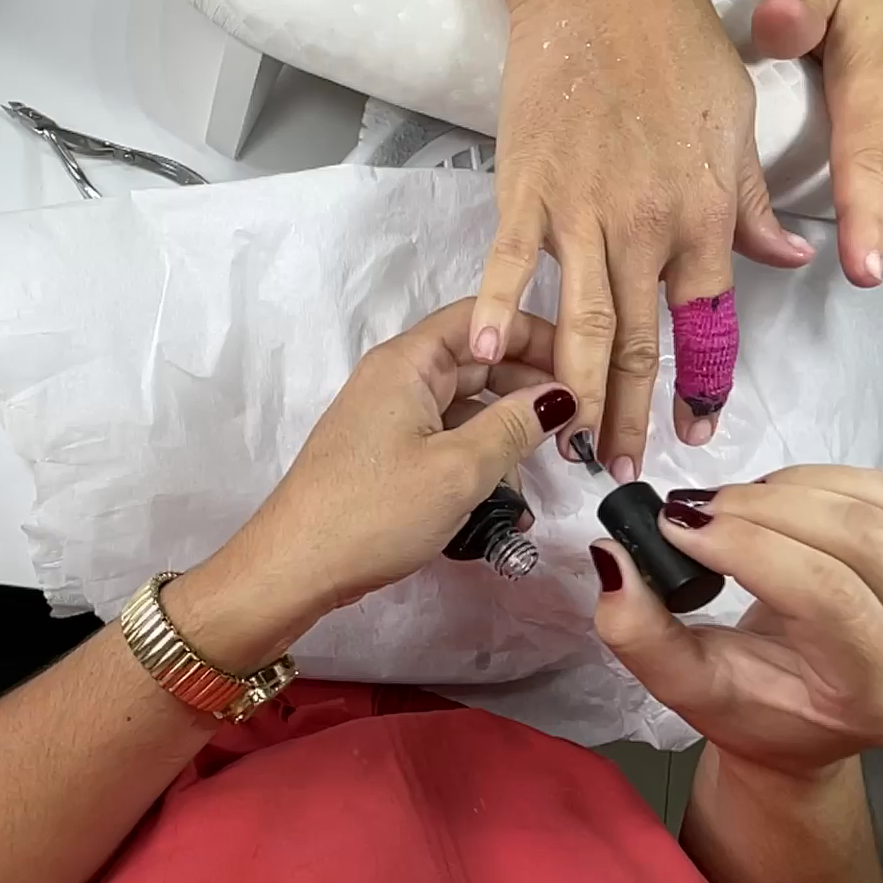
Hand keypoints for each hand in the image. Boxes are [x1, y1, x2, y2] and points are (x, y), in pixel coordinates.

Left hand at [169, 301, 573, 666]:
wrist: (298, 565)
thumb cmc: (375, 511)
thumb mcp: (458, 470)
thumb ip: (514, 426)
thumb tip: (561, 396)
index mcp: (408, 361)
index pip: (483, 317)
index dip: (537, 333)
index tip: (584, 365)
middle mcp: (398, 376)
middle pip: (479, 360)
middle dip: (531, 386)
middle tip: (580, 421)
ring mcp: (392, 415)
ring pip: (466, 403)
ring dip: (508, 428)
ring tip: (552, 460)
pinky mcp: (390, 451)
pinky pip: (446, 436)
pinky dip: (479, 455)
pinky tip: (508, 493)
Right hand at [471, 0, 814, 482]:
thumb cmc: (676, 52)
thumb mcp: (738, 124)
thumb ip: (755, 205)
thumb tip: (792, 262)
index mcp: (704, 215)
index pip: (705, 322)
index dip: (700, 385)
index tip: (695, 433)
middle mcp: (648, 229)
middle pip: (640, 341)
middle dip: (632, 412)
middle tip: (622, 468)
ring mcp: (582, 216)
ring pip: (582, 321)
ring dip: (577, 390)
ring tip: (570, 444)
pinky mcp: (526, 195)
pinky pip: (510, 263)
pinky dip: (493, 308)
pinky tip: (482, 356)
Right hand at [591, 466, 882, 779]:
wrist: (805, 719)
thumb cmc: (745, 709)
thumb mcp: (677, 682)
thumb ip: (636, 629)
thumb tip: (613, 556)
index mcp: (879, 697)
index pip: (827, 595)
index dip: (745, 544)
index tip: (674, 525)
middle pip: (863, 540)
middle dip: (762, 507)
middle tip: (694, 510)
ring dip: (797, 488)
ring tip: (736, 504)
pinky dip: (836, 481)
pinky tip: (787, 498)